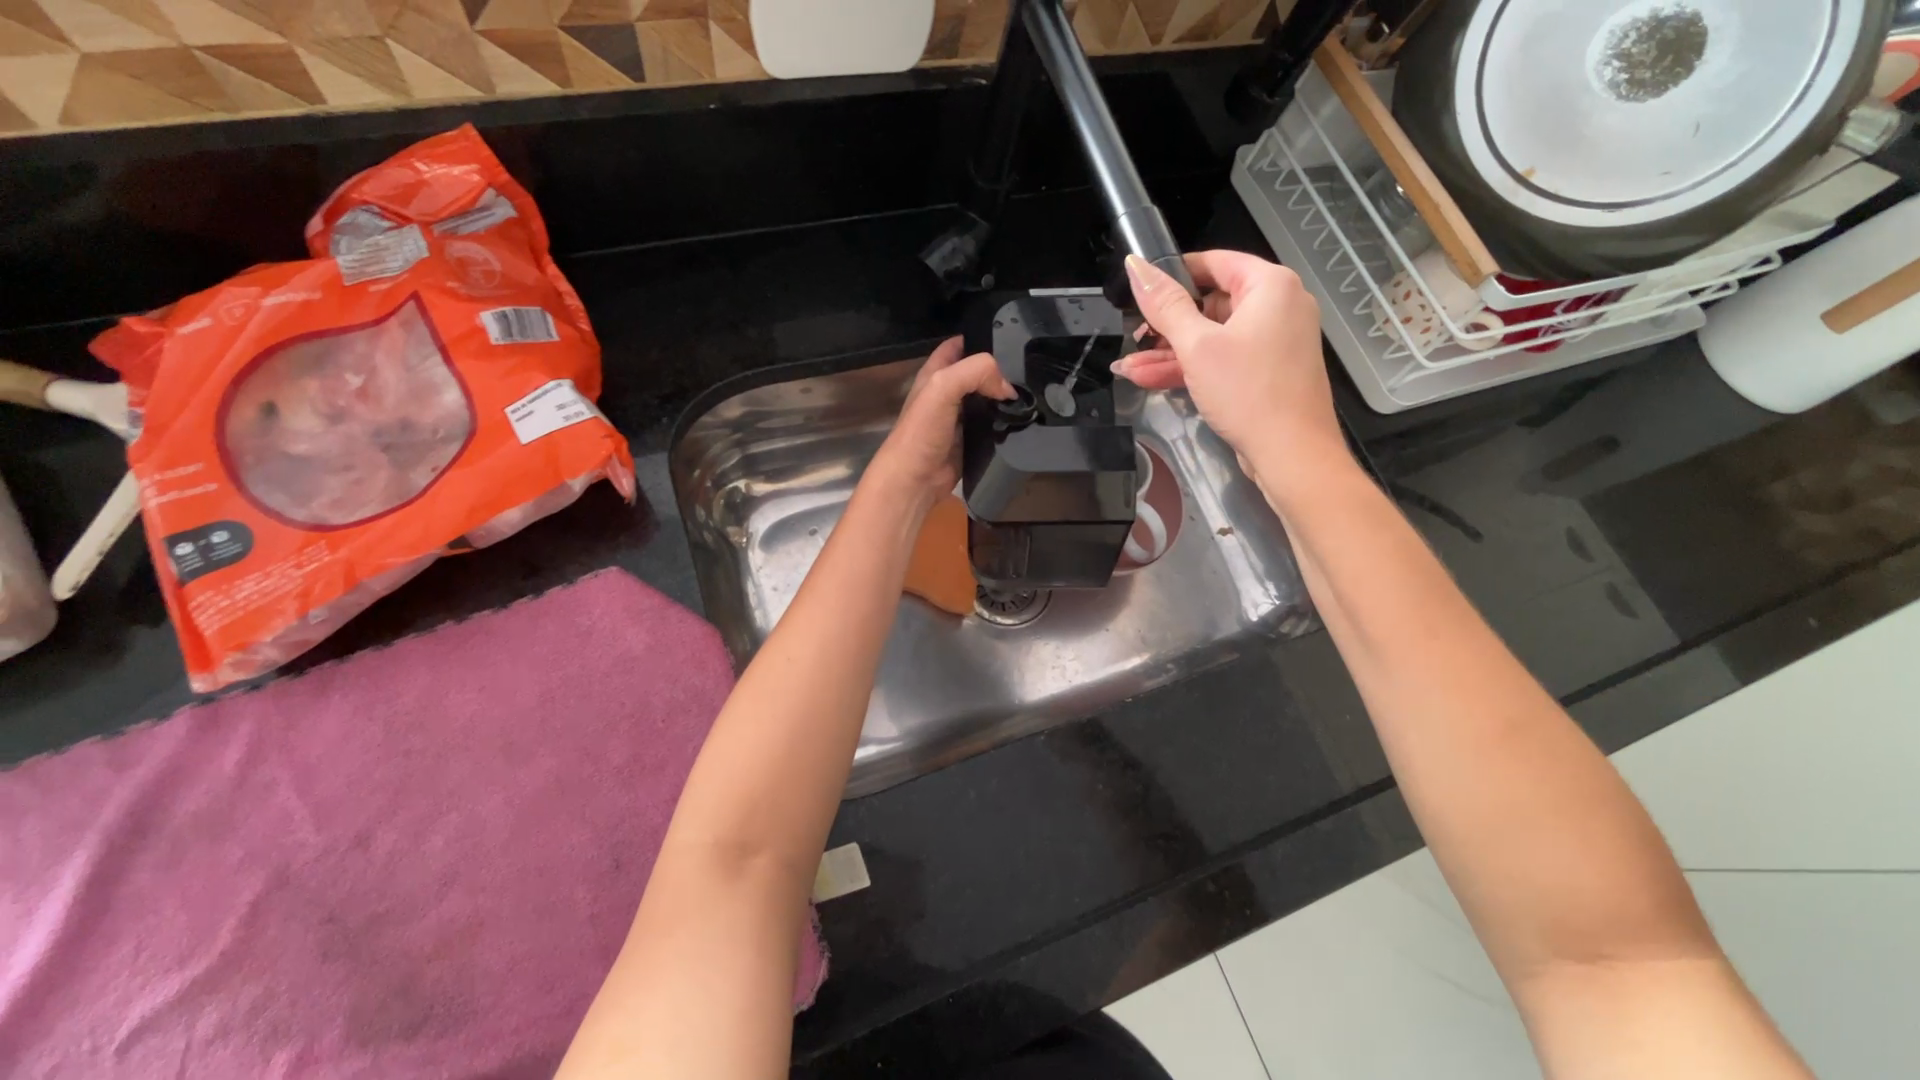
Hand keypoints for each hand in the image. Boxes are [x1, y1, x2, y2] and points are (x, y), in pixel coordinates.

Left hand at [865, 337, 1014, 508]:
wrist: (915, 479)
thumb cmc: (922, 431)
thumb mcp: (943, 386)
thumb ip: (976, 373)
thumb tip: (1008, 388)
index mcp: (935, 373)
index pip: (961, 345)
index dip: (982, 339)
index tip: (1011, 340)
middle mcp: (948, 392)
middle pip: (980, 372)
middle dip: (1002, 370)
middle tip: (1030, 370)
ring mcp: (962, 417)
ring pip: (990, 399)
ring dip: (1007, 397)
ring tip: (1034, 393)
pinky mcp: (973, 440)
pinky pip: (995, 425)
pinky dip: (1008, 422)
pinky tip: (1025, 419)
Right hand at [1115, 251, 1350, 499]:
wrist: (1291, 454)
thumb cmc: (1249, 392)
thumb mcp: (1197, 346)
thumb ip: (1164, 305)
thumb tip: (1136, 267)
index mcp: (1270, 285)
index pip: (1214, 262)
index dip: (1173, 274)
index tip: (1140, 291)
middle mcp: (1279, 306)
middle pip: (1211, 302)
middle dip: (1166, 325)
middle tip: (1133, 337)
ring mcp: (1274, 341)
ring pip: (1213, 335)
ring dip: (1170, 352)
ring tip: (1130, 367)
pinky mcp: (1267, 371)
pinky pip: (1224, 358)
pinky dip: (1192, 367)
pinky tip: (1150, 379)